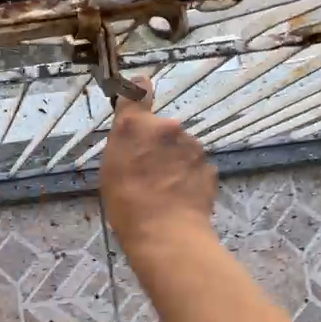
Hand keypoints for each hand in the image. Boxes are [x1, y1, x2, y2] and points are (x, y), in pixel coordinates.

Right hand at [100, 76, 216, 249]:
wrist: (166, 232)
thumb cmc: (126, 202)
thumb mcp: (110, 168)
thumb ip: (124, 141)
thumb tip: (135, 127)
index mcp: (135, 126)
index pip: (138, 92)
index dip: (139, 90)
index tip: (140, 89)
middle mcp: (168, 127)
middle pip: (161, 129)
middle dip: (156, 144)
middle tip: (144, 171)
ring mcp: (193, 146)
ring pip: (180, 148)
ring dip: (173, 161)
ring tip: (162, 190)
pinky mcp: (209, 166)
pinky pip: (194, 167)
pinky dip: (187, 177)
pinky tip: (178, 197)